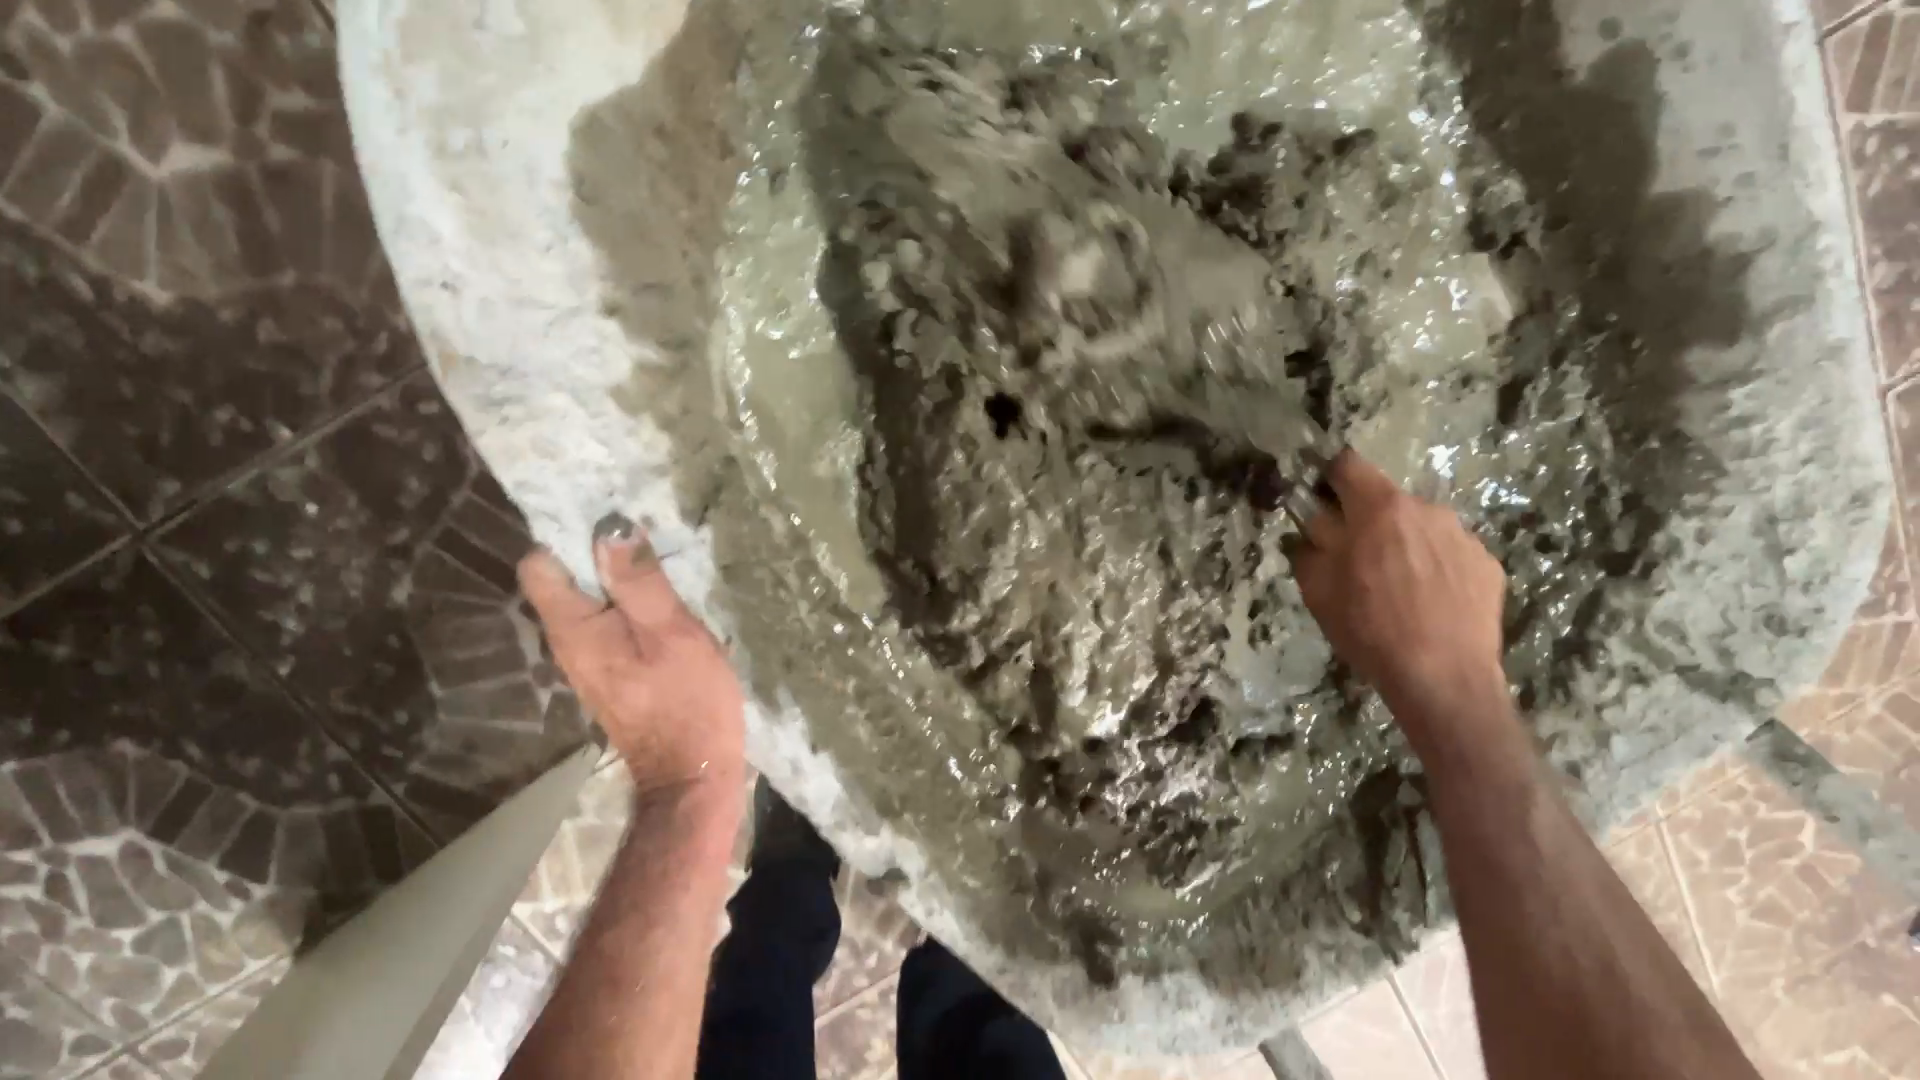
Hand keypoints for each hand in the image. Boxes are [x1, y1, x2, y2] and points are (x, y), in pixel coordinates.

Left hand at [519, 519, 745, 794]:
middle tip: (645, 528)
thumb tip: (610, 527)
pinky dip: (630, 602)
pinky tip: (665, 597)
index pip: (540, 563)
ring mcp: (591, 659)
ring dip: (619, 575)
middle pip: (566, 577)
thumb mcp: (671, 632)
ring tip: (660, 555)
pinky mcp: (613, 670)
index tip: (610, 514)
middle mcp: (569, 642)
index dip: (569, 533)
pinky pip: (610, 620)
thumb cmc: (687, 701)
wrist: (693, 773)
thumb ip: (639, 581)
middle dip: (599, 549)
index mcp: (575, 628)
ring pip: (591, 598)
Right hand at [1289, 451, 1508, 727]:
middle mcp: (1425, 509)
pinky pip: (1449, 555)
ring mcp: (1462, 536)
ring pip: (1420, 528)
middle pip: (1385, 501)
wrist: (1443, 677)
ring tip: (1397, 590)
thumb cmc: (1369, 628)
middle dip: (1366, 522)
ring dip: (1403, 546)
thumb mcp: (1318, 590)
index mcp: (1379, 508)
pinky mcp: (1487, 565)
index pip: (1348, 465)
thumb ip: (1309, 548)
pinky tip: (1428, 605)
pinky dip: (1434, 570)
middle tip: (1356, 562)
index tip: (1320, 502)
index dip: (1328, 478)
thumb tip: (1310, 529)